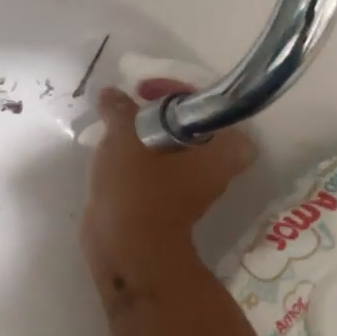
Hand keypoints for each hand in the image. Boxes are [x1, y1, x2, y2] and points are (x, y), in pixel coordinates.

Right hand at [81, 81, 254, 287]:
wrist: (127, 244)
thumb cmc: (139, 186)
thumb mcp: (125, 136)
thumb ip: (120, 110)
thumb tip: (112, 93)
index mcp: (225, 150)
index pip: (210, 107)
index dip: (178, 93)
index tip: (144, 91)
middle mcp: (217, 170)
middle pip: (190, 129)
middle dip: (159, 116)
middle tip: (130, 107)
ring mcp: (191, 190)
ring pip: (171, 150)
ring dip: (145, 137)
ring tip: (114, 128)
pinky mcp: (165, 203)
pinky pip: (155, 169)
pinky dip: (137, 159)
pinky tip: (111, 154)